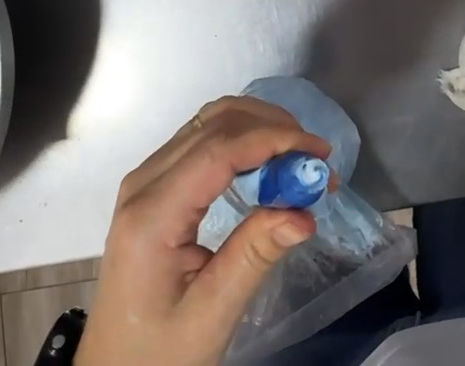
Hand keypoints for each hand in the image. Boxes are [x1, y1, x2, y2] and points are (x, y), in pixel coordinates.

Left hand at [77, 97, 330, 365]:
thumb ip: (254, 257)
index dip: (273, 139)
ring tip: (300, 159)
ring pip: (209, 122)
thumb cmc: (159, 351)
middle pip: (214, 124)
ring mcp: (147, 178)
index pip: (218, 150)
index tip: (320, 155)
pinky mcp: (155, 184)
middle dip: (273, 128)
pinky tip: (270, 161)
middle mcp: (144, 182)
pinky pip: (202, 138)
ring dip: (259, 126)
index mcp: (152, 215)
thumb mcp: (210, 316)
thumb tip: (305, 212)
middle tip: (317, 162)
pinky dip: (243, 137)